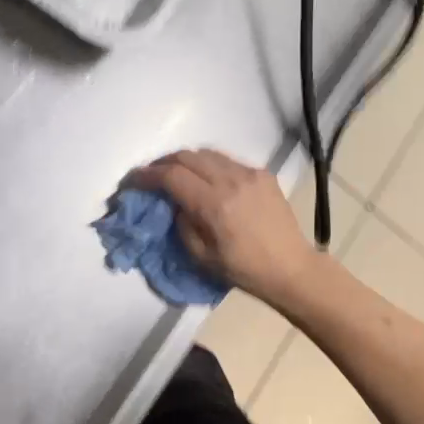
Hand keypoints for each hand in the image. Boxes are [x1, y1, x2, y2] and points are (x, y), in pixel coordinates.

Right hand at [127, 149, 325, 304]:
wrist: (291, 267)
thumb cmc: (244, 269)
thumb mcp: (202, 256)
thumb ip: (182, 224)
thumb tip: (173, 202)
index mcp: (215, 204)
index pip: (172, 176)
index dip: (148, 175)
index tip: (133, 180)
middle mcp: (231, 180)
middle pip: (187, 156)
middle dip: (164, 162)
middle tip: (151, 175)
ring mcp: (249, 173)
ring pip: (208, 153)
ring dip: (187, 160)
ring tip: (177, 173)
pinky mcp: (263, 174)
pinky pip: (228, 161)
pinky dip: (210, 165)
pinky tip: (207, 179)